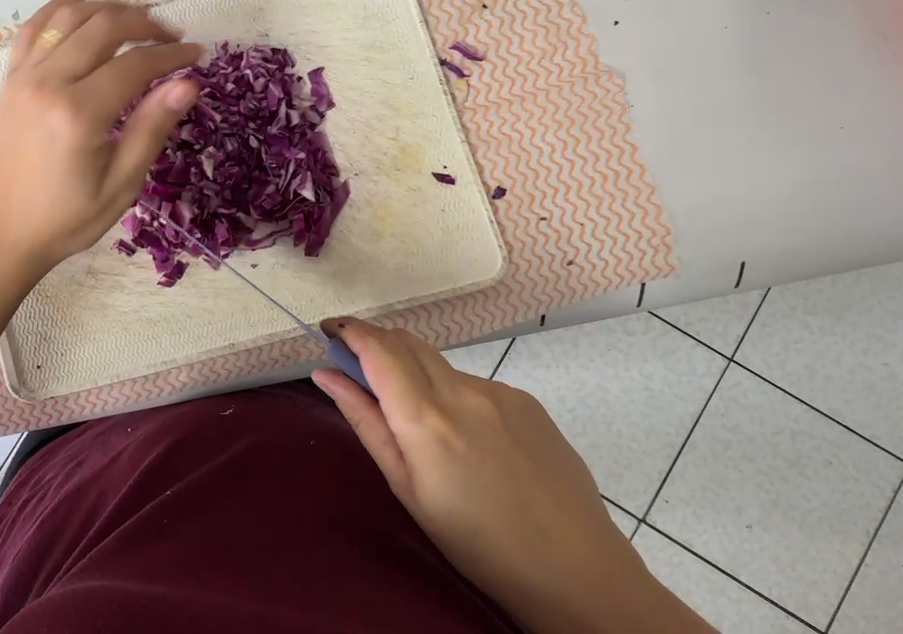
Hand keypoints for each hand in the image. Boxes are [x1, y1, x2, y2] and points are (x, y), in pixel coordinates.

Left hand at [0, 0, 200, 282]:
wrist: (5, 232)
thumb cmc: (68, 217)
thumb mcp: (122, 183)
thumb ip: (152, 127)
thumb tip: (188, 83)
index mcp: (79, 114)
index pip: (136, 64)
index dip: (171, 55)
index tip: (197, 55)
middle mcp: (48, 83)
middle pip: (103, 26)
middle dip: (144, 23)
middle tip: (171, 37)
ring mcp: (24, 77)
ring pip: (68, 18)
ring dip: (107, 9)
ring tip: (137, 21)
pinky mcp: (10, 80)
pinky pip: (32, 28)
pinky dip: (59, 7)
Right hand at [313, 320, 710, 633]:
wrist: (577, 572)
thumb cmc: (477, 543)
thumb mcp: (407, 489)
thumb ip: (366, 423)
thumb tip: (325, 374)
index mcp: (425, 418)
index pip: (378, 348)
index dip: (349, 330)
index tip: (328, 330)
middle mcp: (462, 392)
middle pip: (407, 342)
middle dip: (376, 343)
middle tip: (357, 368)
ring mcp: (500, 393)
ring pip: (440, 364)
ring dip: (415, 373)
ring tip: (421, 425)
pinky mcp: (528, 402)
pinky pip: (473, 384)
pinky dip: (453, 394)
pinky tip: (469, 441)